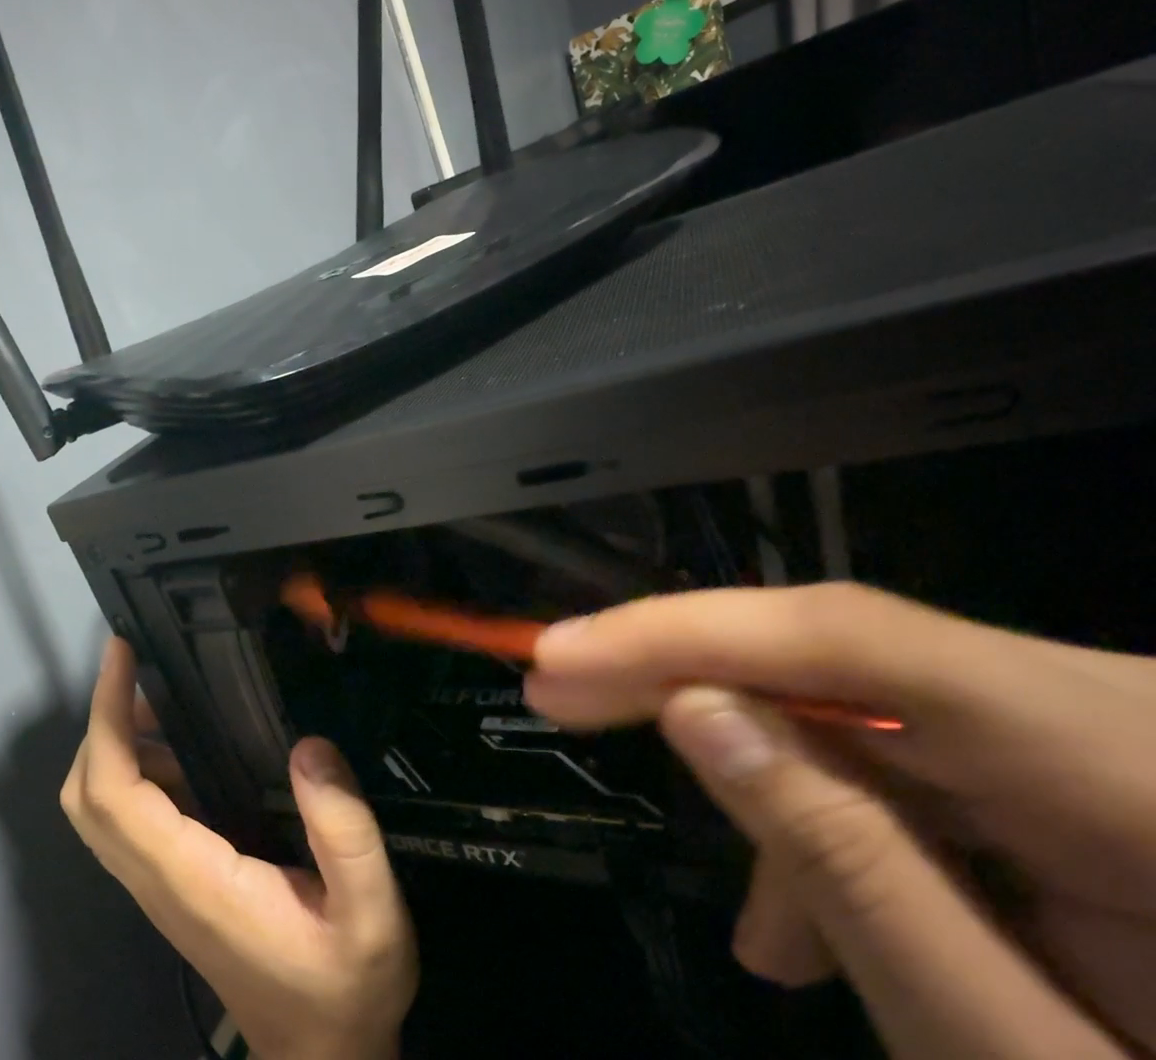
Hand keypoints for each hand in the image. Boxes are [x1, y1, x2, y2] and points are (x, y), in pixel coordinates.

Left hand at [62, 638, 417, 1059]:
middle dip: (100, 724)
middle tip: (140, 671)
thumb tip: (310, 747)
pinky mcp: (171, 888)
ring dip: (115, 746)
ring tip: (164, 696)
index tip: (122, 656)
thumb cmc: (344, 988)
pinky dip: (136, 772)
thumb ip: (345, 832)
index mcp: (193, 880)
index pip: (115, 791)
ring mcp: (158, 888)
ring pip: (100, 810)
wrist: (321, 1054)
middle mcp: (158, 881)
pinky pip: (129, 822)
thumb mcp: (372, 914)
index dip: (107, 718)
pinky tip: (186, 748)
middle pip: (86, 798)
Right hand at [526, 582, 1155, 1058]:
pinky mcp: (1092, 766)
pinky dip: (851, 820)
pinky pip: (927, 755)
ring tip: (776, 942)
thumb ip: (850, 867)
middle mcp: (1140, 718)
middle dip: (704, 692)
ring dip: (789, 794)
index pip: (872, 644)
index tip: (556, 657)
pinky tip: (842, 923)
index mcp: (1150, 780)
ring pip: (883, 707)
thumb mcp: (998, 1048)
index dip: (692, 634)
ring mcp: (1118, 736)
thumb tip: (691, 709)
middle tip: (565, 704)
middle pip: (864, 656)